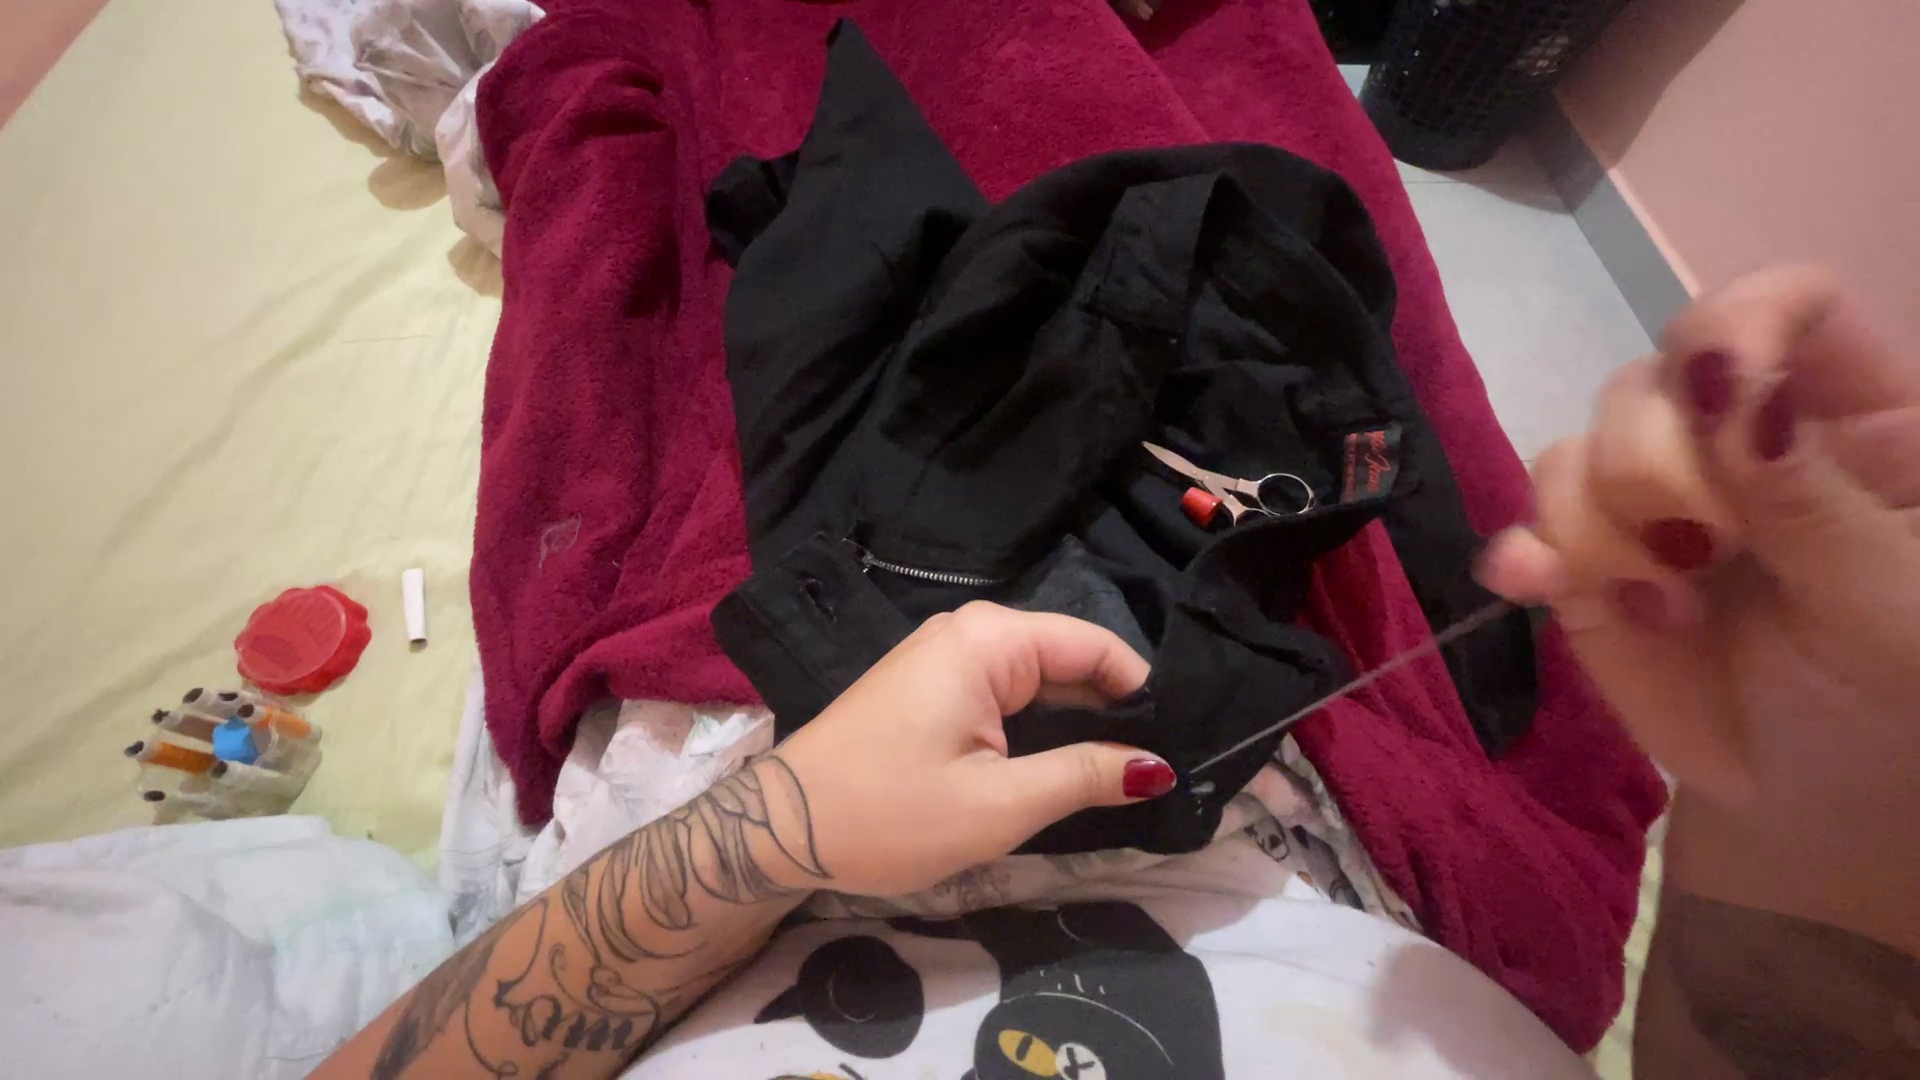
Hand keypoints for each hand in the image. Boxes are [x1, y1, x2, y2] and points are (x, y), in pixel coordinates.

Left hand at [771, 601, 1172, 897]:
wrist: (784, 826)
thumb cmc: (890, 813)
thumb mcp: (998, 804)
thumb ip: (1084, 775)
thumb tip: (1158, 767)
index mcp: (990, 639)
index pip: (1096, 646)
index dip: (1146, 692)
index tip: (1185, 744)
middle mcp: (972, 629)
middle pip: (1069, 658)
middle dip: (1117, 709)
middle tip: (1167, 767)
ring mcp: (949, 653)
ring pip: (1041, 678)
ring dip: (1081, 720)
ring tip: (1131, 769)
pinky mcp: (935, 681)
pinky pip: (1007, 690)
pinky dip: (1041, 722)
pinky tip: (1070, 759)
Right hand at [1477, 267, 1919, 933]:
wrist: (1808, 793)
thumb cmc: (1900, 697)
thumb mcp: (1897, 603)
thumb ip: (1816, 500)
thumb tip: (1732, 398)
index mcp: (1842, 424)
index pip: (1784, 306)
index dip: (1738, 321)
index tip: (1718, 389)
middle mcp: (1725, 444)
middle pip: (1645, 383)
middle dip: (1658, 468)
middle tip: (1705, 554)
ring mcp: (1638, 503)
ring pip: (1569, 452)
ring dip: (1601, 530)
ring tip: (1661, 605)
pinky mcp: (1574, 561)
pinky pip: (1521, 526)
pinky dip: (1525, 554)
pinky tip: (1538, 587)